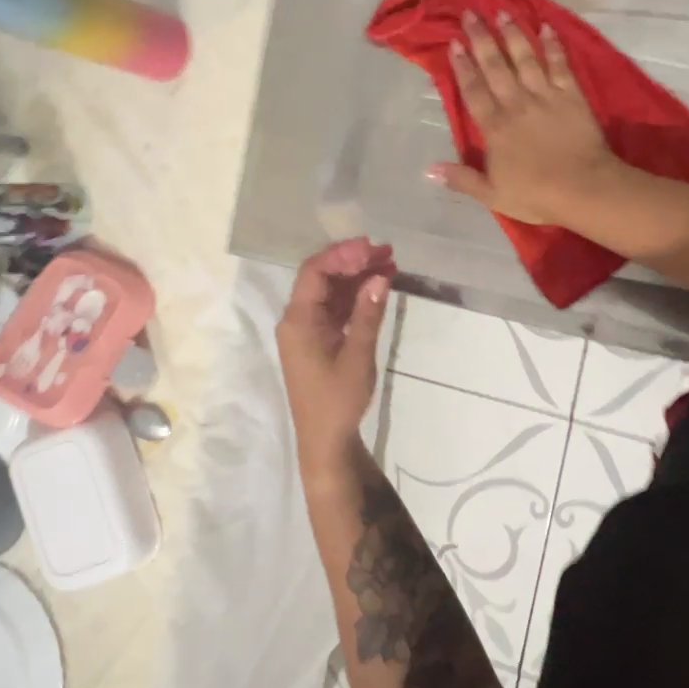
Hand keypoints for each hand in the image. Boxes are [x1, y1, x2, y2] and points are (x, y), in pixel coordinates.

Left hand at [277, 237, 396, 473]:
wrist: (325, 440)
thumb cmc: (337, 400)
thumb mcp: (357, 357)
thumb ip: (367, 315)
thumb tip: (379, 277)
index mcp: (298, 321)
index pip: (314, 273)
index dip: (341, 255)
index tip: (371, 247)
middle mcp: (298, 320)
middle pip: (322, 278)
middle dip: (353, 262)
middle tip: (387, 252)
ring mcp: (308, 330)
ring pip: (331, 292)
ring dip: (357, 278)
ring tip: (390, 264)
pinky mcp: (319, 340)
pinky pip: (335, 309)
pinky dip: (355, 297)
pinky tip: (379, 288)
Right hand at [431, 11, 621, 226]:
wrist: (582, 188)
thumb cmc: (536, 196)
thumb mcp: (493, 195)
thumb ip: (462, 179)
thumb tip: (430, 169)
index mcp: (495, 128)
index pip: (474, 91)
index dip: (463, 67)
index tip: (454, 44)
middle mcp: (516, 104)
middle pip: (496, 67)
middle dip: (481, 39)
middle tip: (471, 15)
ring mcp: (545, 96)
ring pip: (525, 59)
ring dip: (513, 35)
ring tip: (502, 13)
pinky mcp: (571, 95)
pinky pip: (560, 65)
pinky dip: (553, 46)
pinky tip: (547, 28)